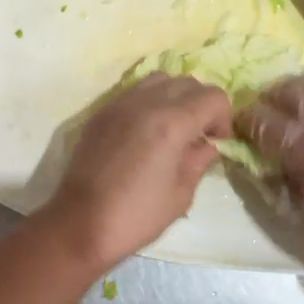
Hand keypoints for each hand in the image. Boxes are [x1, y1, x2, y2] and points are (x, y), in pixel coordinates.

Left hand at [38, 74, 233, 269]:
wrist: (80, 224)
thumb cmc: (136, 216)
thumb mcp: (180, 194)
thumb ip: (199, 161)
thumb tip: (207, 145)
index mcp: (172, 123)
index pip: (213, 97)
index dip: (223, 118)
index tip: (217, 142)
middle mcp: (146, 103)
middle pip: (188, 82)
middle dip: (202, 105)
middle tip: (198, 135)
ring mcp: (120, 104)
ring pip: (160, 80)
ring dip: (175, 97)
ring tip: (173, 128)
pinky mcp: (101, 113)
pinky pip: (134, 92)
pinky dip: (150, 102)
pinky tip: (146, 132)